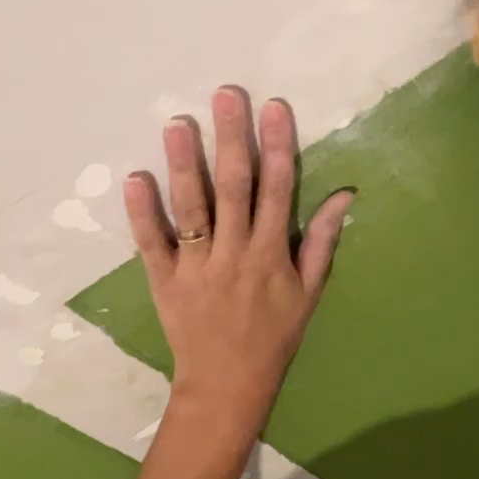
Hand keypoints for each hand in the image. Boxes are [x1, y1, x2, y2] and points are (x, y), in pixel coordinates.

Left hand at [122, 88, 353, 433]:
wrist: (229, 383)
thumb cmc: (276, 333)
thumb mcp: (310, 289)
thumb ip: (323, 239)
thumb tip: (345, 195)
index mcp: (272, 252)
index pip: (277, 189)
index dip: (277, 146)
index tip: (273, 107)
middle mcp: (235, 252)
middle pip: (233, 187)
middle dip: (230, 138)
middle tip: (225, 95)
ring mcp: (196, 265)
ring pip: (190, 208)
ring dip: (183, 164)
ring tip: (177, 122)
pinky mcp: (164, 279)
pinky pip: (151, 243)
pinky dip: (142, 212)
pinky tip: (134, 177)